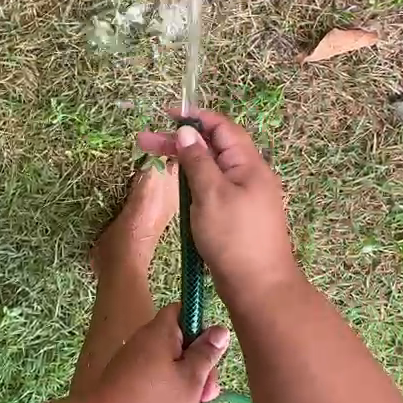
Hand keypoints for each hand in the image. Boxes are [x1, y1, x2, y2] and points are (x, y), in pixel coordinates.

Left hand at [88, 304, 229, 402]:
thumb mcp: (191, 380)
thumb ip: (206, 354)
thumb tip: (220, 329)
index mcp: (159, 332)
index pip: (181, 311)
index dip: (201, 327)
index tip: (212, 354)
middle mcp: (143, 341)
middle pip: (179, 341)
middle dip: (199, 364)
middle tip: (208, 394)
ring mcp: (132, 361)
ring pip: (169, 363)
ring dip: (186, 382)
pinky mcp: (126, 381)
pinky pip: (155, 377)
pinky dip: (168, 391)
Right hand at [138, 109, 301, 300]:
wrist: (259, 288)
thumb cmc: (234, 238)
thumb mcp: (210, 194)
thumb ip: (197, 161)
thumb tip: (187, 133)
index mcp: (249, 165)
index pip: (222, 128)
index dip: (195, 118)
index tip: (167, 114)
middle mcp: (249, 176)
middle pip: (213, 148)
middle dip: (179, 141)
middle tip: (144, 141)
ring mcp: (244, 197)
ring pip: (211, 168)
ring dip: (184, 160)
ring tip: (154, 159)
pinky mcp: (236, 215)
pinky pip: (213, 187)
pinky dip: (193, 181)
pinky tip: (177, 185)